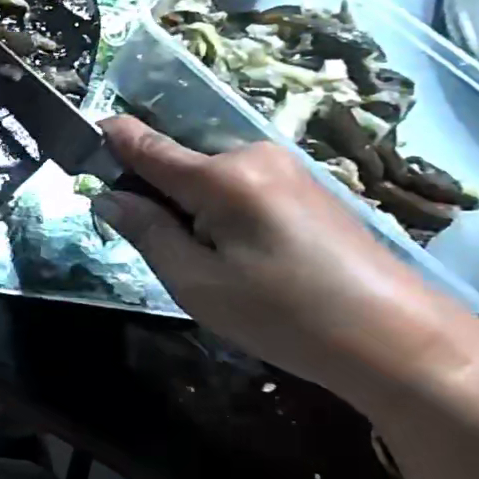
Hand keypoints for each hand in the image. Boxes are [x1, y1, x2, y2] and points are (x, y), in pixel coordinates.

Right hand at [92, 117, 478, 416]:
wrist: (396, 336)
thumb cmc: (285, 316)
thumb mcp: (199, 285)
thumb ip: (147, 232)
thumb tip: (107, 196)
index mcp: (221, 175)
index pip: (145, 143)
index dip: (109, 142)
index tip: (82, 150)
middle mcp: (251, 153)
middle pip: (179, 159)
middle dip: (156, 191)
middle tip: (162, 249)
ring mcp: (284, 164)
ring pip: (209, 173)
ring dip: (191, 205)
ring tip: (210, 263)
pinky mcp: (304, 181)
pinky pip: (240, 183)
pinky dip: (222, 208)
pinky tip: (244, 255)